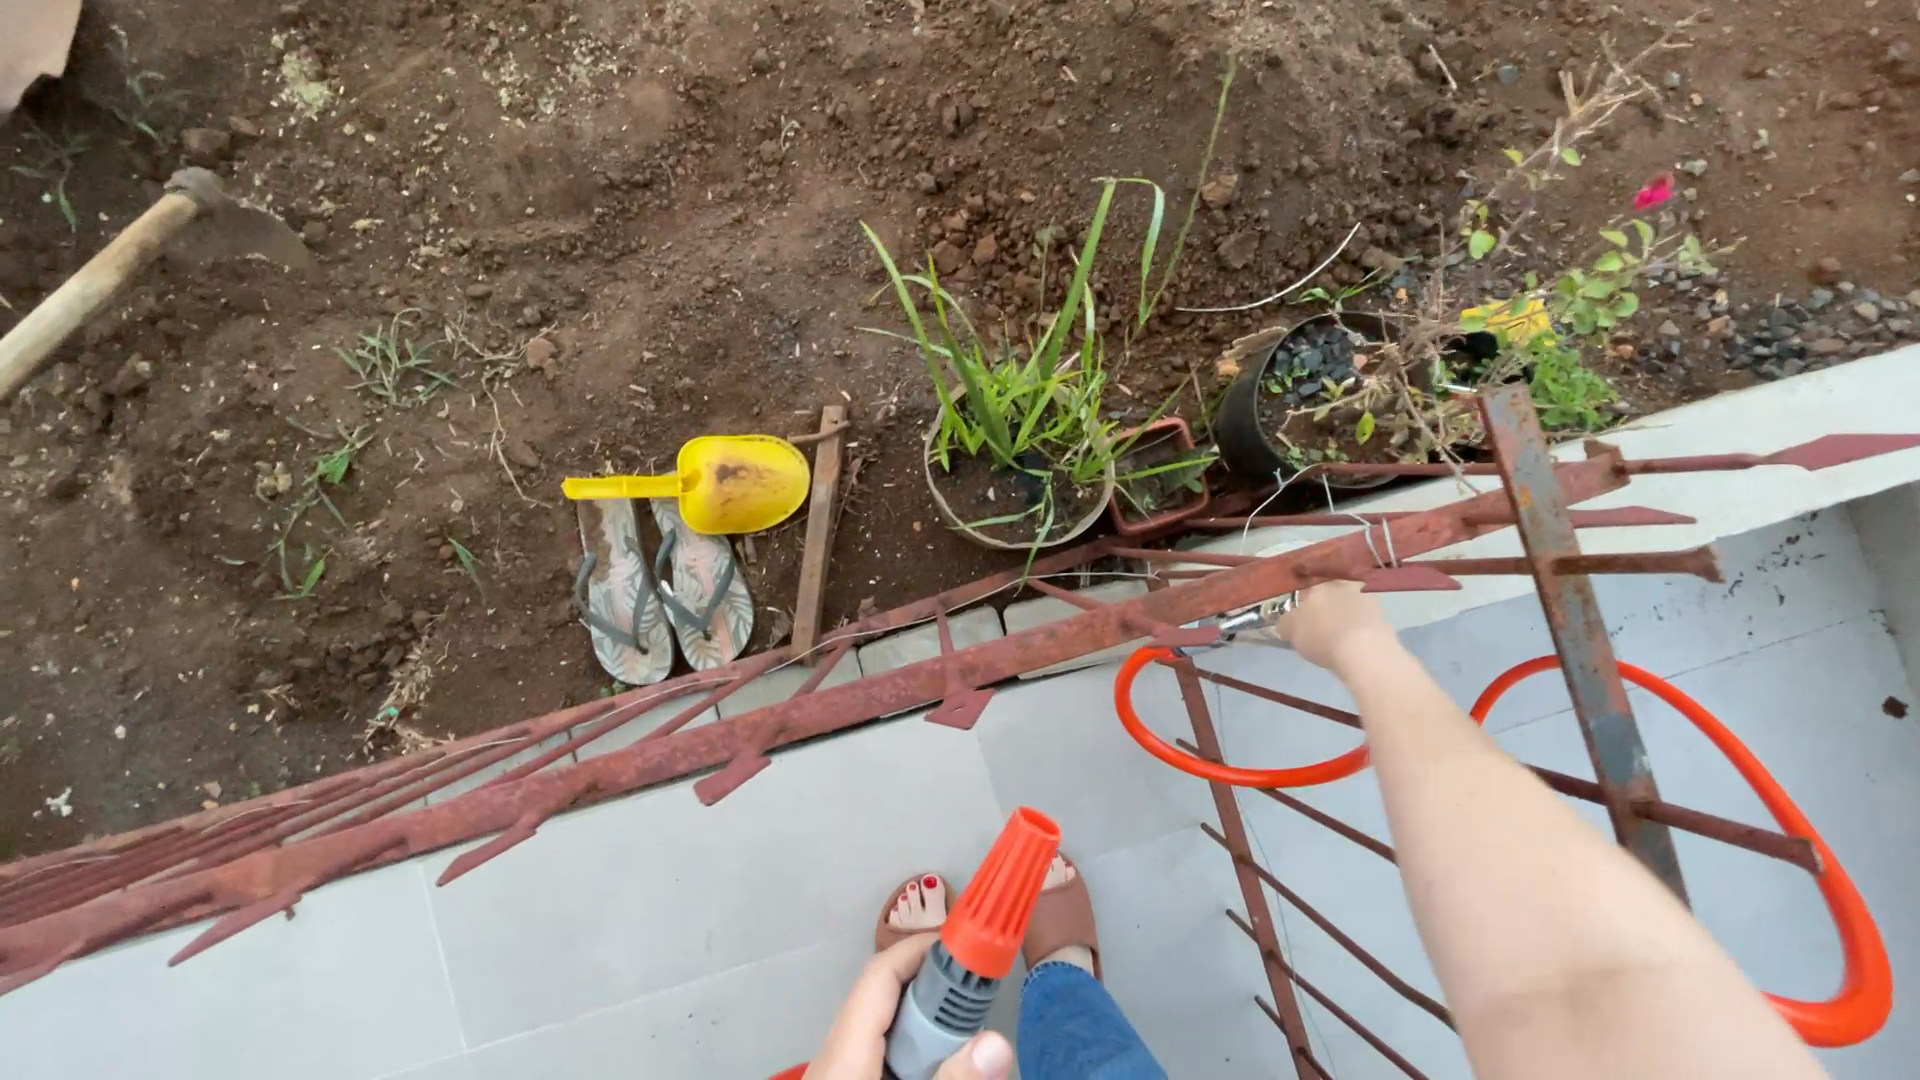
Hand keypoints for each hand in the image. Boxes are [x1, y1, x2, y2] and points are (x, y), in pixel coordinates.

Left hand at [804, 932, 1014, 1079]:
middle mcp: (833, 1055)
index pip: (880, 974)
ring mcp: (836, 1071)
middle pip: (881, 996)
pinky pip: (876, 1049)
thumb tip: (999, 1040)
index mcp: (843, 1052)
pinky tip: (934, 1064)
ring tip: (960, 1032)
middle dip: (929, 989)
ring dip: (922, 1023)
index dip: (920, 949)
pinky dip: (908, 1045)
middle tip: (973, 994)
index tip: (964, 945)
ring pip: (880, 1025)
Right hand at [1278, 581, 1396, 671]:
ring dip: (1345, 618)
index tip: (1301, 618)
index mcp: (1319, 585)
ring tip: (1338, 639)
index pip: (1307, 588)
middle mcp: (1344, 587)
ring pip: (1350, 607)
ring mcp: (1367, 600)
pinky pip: (1363, 622)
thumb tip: (1289, 621)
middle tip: (1320, 627)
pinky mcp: (1383, 618)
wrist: (1364, 651)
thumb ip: (1287, 622)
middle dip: (1327, 608)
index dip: (1303, 603)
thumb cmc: (1320, 636)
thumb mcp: (1290, 630)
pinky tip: (1353, 645)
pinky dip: (1358, 630)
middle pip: (1331, 595)